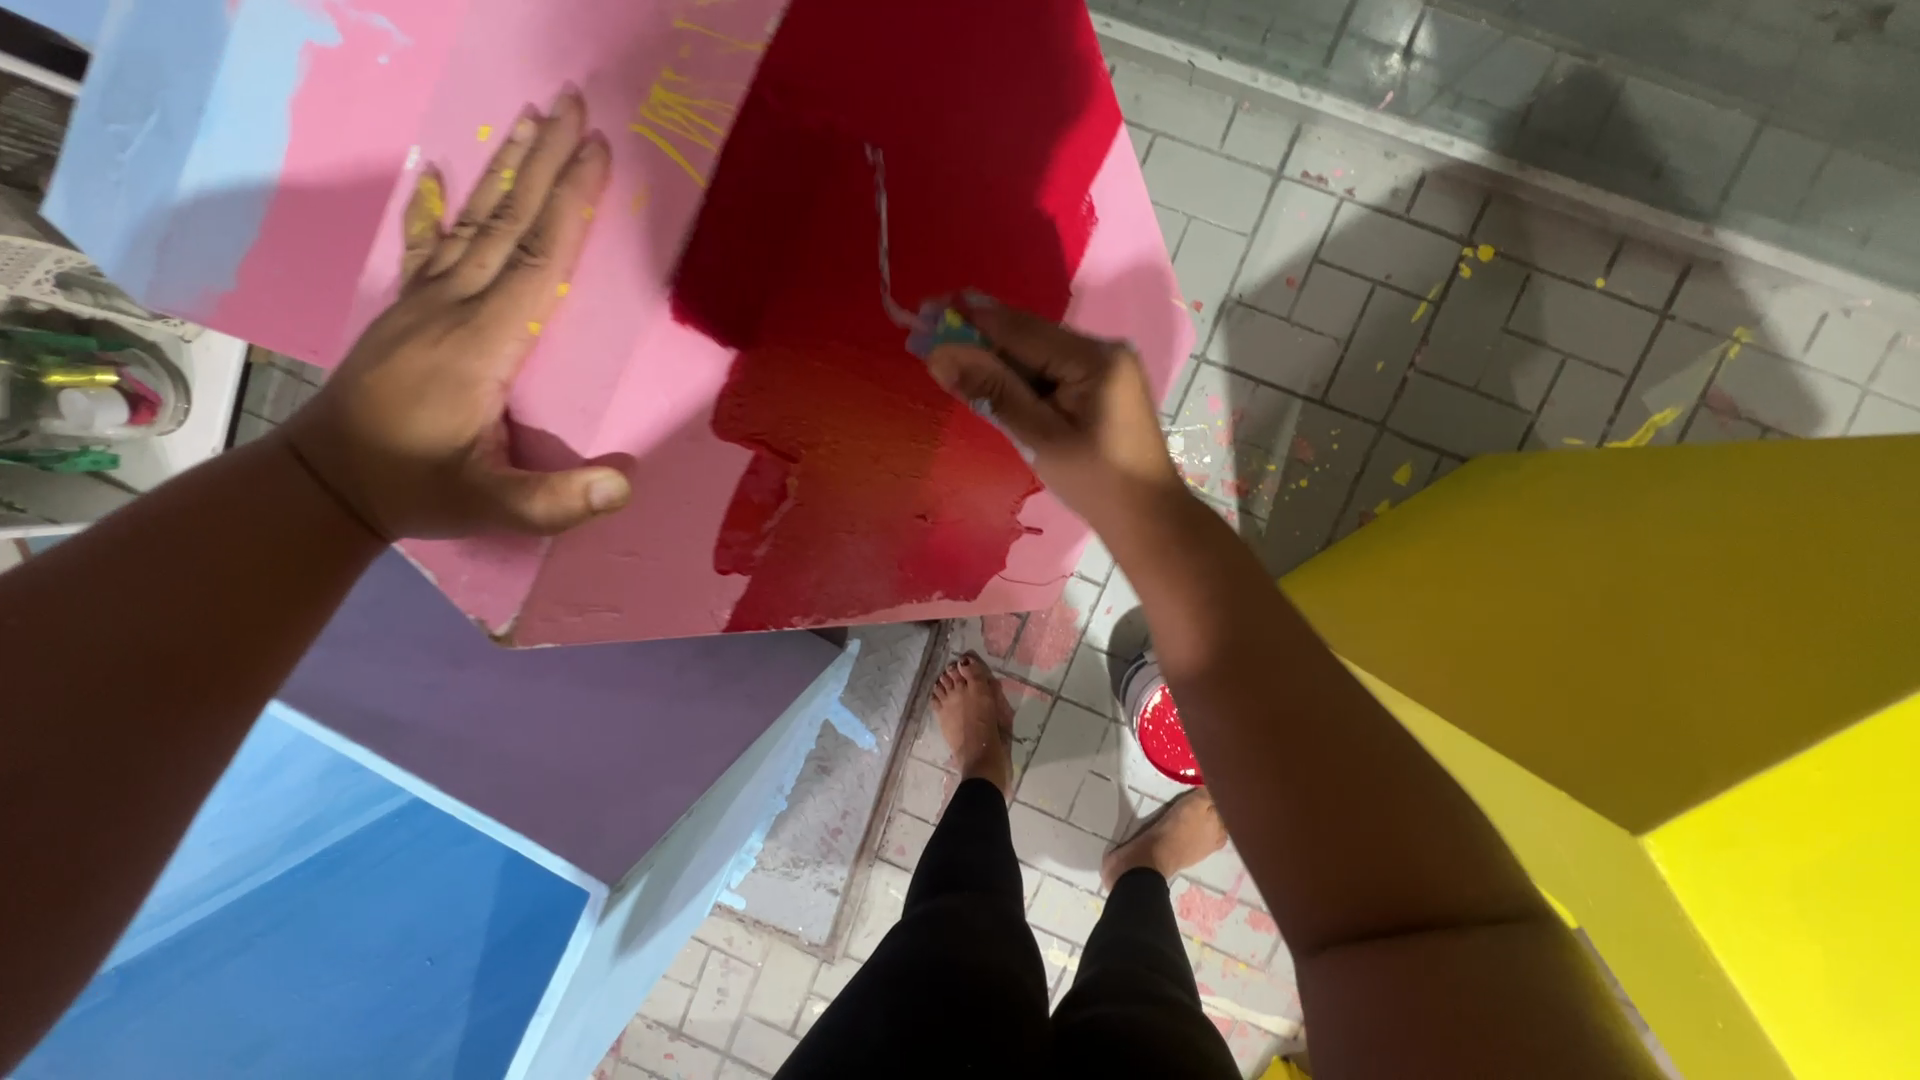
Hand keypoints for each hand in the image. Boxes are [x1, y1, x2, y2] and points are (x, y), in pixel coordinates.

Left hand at [281, 88, 629, 540]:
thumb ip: (556, 501)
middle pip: (508, 222)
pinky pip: (429, 243)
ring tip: (533, 119)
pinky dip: (439, 203)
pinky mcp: (406, 308)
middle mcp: (451, 307)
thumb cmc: (417, 490)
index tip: (597, 153)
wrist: (323, 483)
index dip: (570, 205)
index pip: (538, 261)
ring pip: (473, 221)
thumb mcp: (492, 507)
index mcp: (481, 345)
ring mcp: (422, 302)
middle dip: (545, 163)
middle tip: (576, 108)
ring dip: (506, 168)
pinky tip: (439, 170)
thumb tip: (628, 481)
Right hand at [924, 299, 1183, 527]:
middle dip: (976, 336)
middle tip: (925, 332)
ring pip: (1035, 353)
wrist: (1147, 516)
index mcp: (1095, 359)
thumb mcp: (1040, 438)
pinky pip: (1048, 370)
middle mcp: (1102, 350)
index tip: (926, 310)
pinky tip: (984, 374)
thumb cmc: (1096, 483)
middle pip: (1028, 336)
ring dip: (992, 355)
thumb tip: (940, 355)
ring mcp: (1103, 366)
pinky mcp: (1098, 385)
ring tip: (944, 351)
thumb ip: (993, 392)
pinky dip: (1016, 374)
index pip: (1021, 330)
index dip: (970, 320)